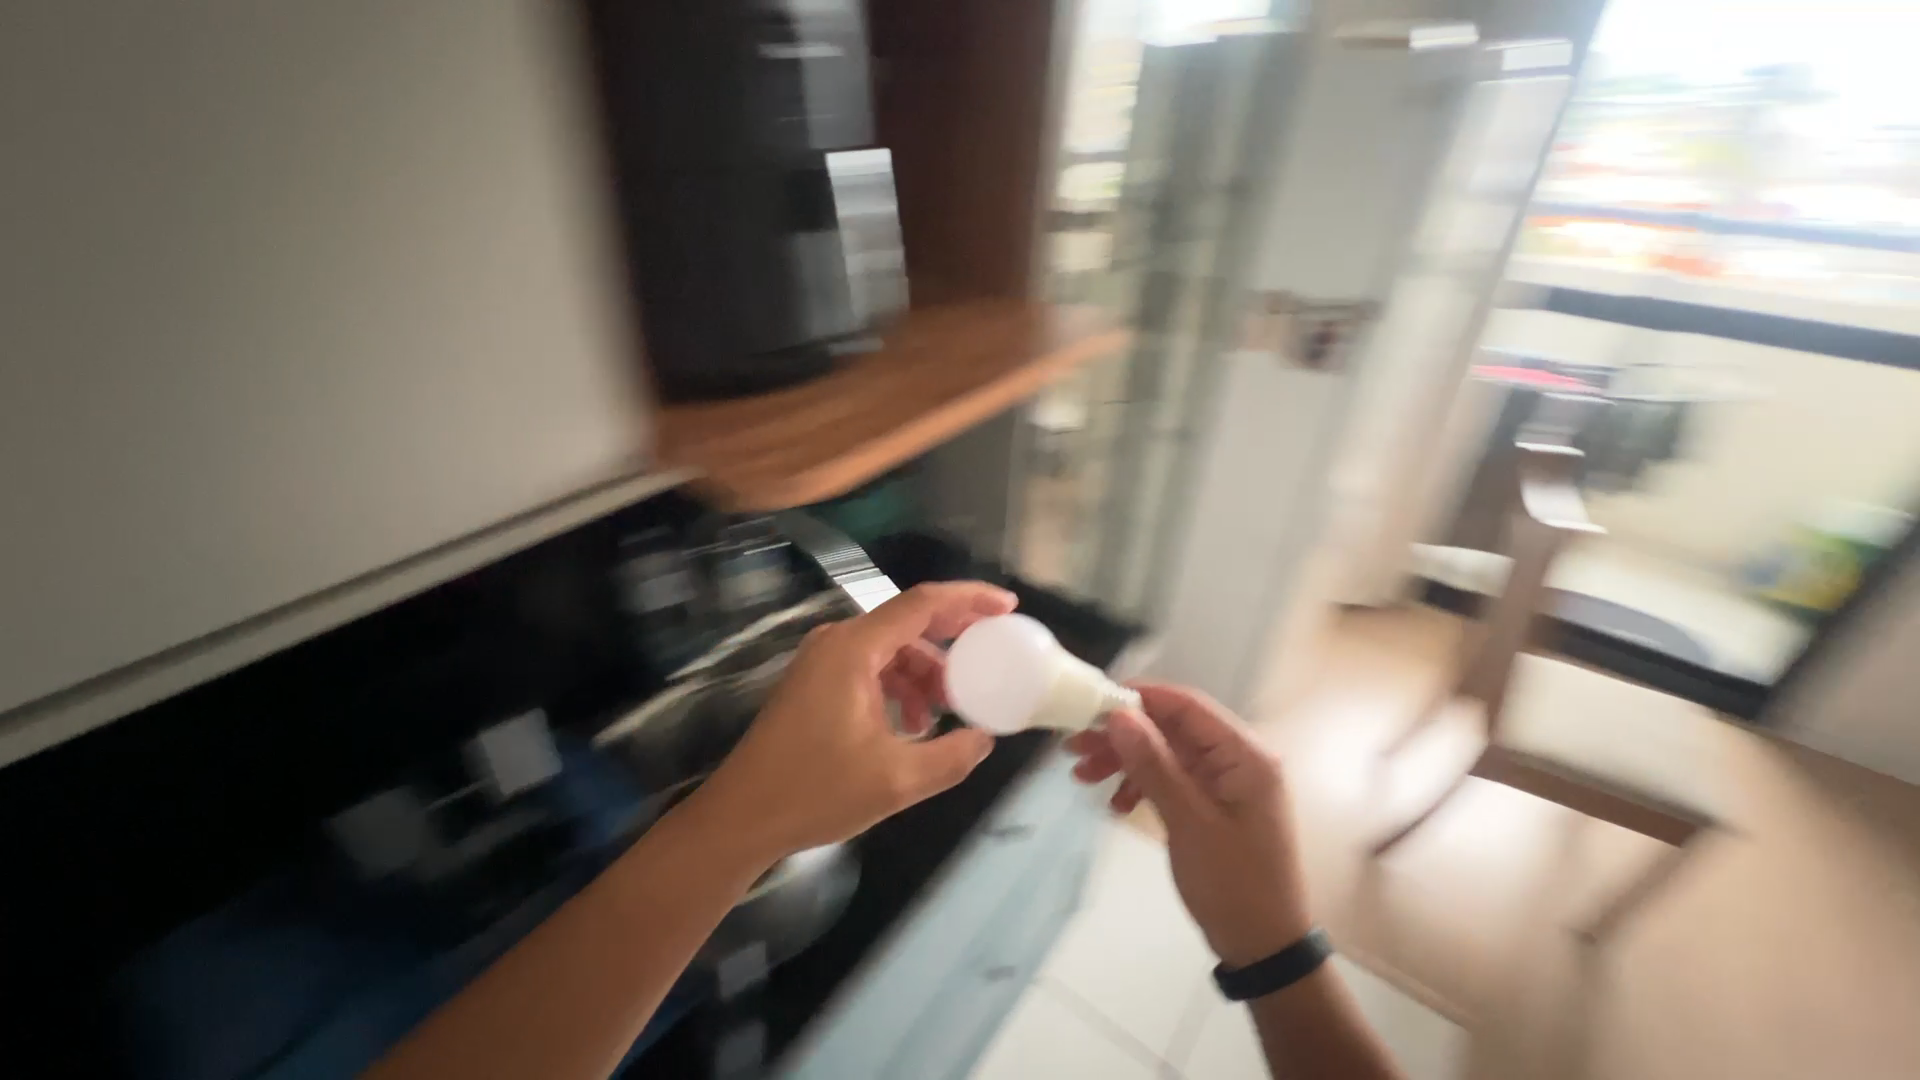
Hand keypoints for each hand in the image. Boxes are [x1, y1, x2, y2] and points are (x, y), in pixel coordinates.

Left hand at [689, 582, 1017, 864]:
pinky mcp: (815, 682)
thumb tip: (985, 738)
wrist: (740, 817)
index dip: (970, 599)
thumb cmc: (814, 792)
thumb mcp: (896, 780)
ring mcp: (822, 661)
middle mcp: (837, 642)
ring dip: (926, 673)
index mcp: (854, 649)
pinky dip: (900, 687)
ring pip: (891, 649)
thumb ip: (951, 756)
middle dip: (954, 640)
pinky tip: (912, 726)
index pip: (923, 603)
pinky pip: (871, 668)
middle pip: (909, 622)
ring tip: (948, 712)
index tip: (1008, 608)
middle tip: (993, 656)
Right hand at [1065, 683, 1312, 966]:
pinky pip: (1170, 778)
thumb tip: (1118, 715)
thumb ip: (1154, 765)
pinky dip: (1140, 785)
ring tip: (1082, 776)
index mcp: (1245, 754)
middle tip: (1075, 747)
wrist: (1263, 948)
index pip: (1187, 705)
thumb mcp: (1189, 823)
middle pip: (1171, 728)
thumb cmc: (1233, 884)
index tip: (1092, 704)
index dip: (1139, 697)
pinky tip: (1116, 806)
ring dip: (1124, 761)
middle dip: (1122, 735)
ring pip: (1165, 752)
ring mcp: (1224, 781)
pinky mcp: (1212, 802)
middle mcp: (1237, 758)